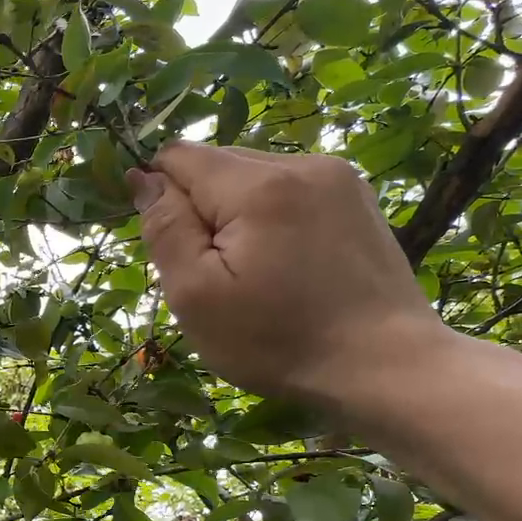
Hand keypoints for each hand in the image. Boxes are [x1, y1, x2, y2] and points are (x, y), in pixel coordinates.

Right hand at [128, 142, 450, 406]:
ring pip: (247, 177)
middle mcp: (304, 165)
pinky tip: (270, 260)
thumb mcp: (193, 291)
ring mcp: (338, 179)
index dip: (155, 191)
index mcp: (260, 187)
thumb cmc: (271, 336)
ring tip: (239, 267)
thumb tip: (140, 177)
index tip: (163, 241)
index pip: (180, 156)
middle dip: (193, 206)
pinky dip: (259, 217)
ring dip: (225, 213)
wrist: (381, 364)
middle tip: (203, 266)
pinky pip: (281, 190)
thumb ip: (164, 227)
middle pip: (216, 163)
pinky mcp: (354, 198)